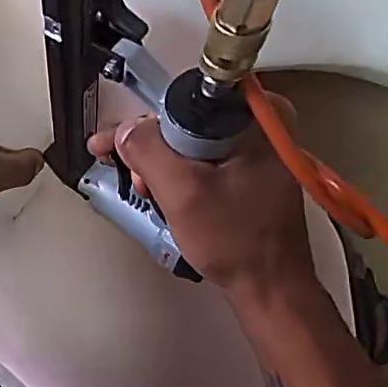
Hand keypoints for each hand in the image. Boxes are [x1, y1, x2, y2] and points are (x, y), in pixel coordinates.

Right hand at [87, 109, 315, 300]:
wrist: (269, 284)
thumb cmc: (239, 244)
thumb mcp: (184, 193)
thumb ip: (149, 153)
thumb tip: (125, 131)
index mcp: (259, 116)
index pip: (184, 102)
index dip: (146, 127)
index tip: (118, 145)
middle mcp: (265, 122)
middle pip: (186, 121)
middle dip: (154, 150)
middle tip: (136, 177)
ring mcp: (260, 147)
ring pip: (192, 143)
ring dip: (165, 167)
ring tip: (155, 195)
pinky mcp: (252, 168)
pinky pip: (205, 159)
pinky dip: (183, 177)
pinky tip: (174, 199)